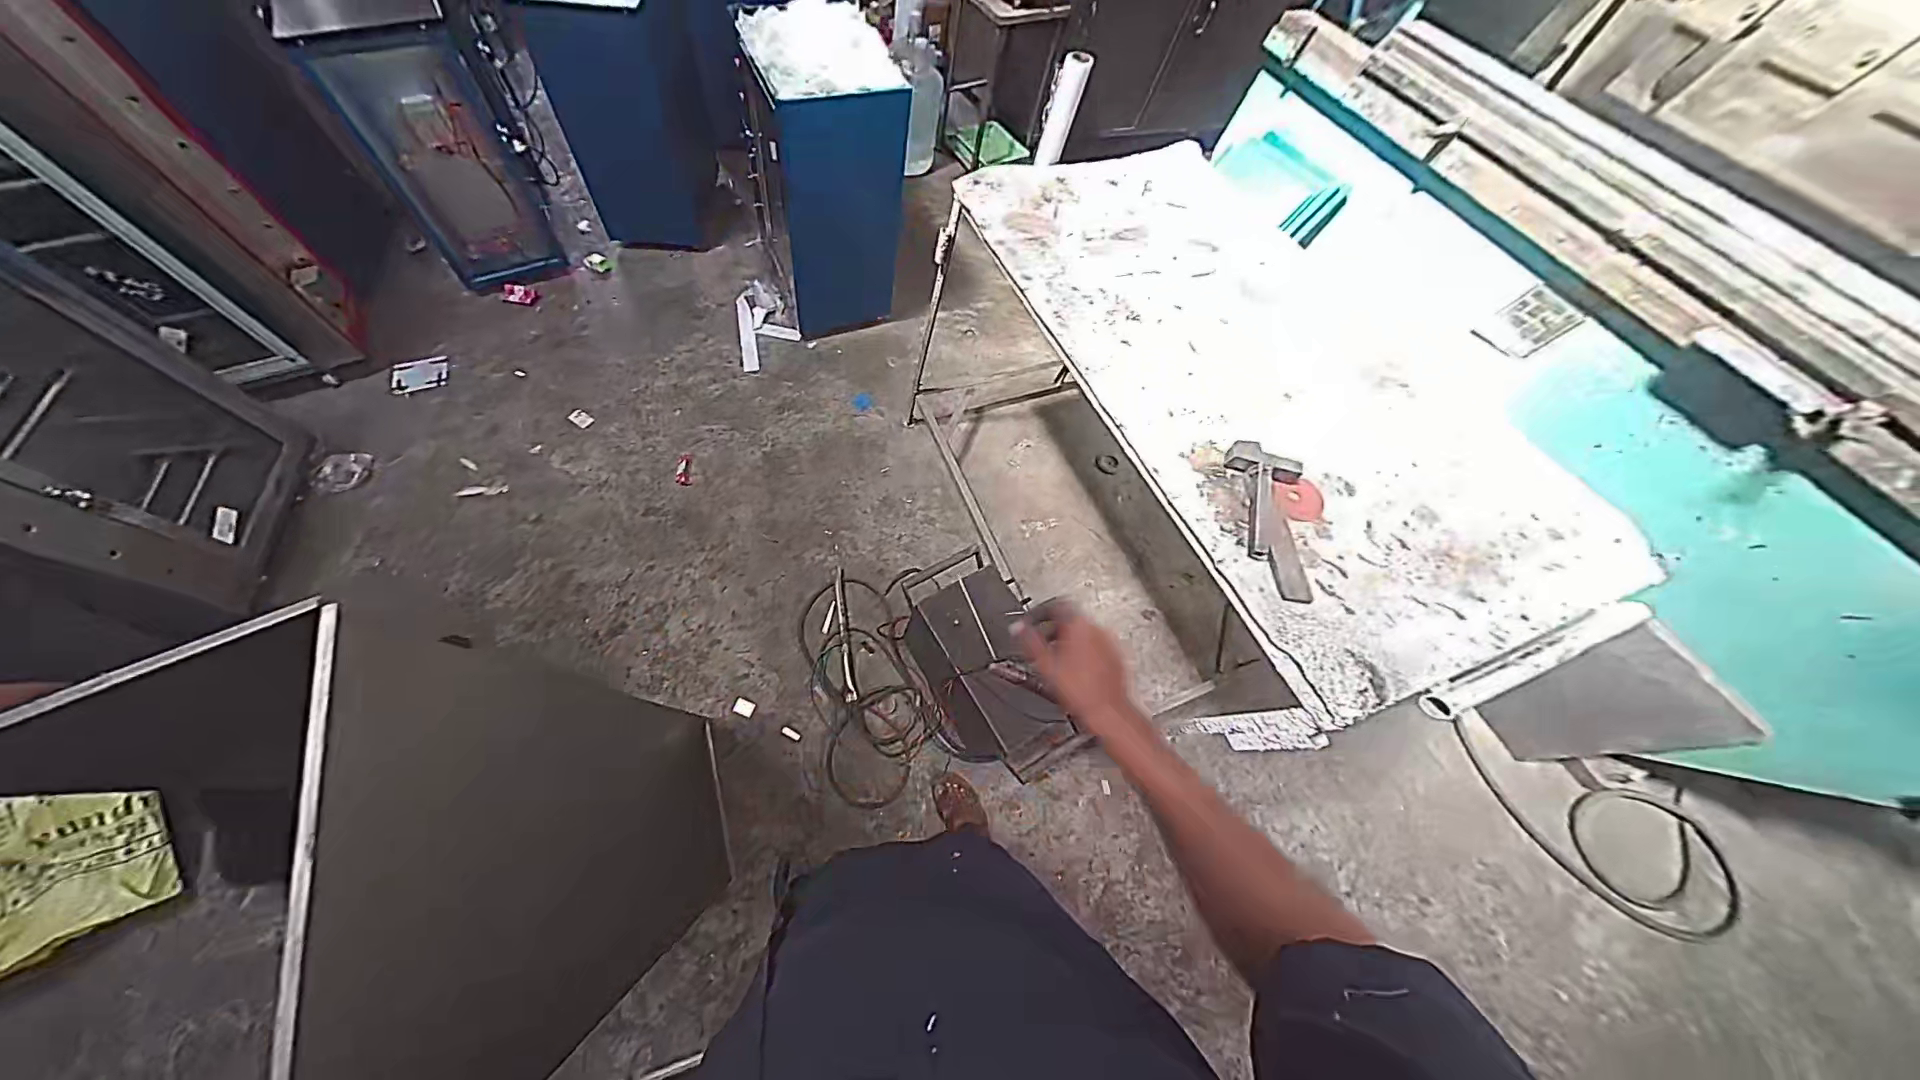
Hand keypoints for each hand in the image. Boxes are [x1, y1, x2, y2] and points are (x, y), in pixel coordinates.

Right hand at [1014, 602, 1153, 745]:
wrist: (1107, 713)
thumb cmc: (1080, 691)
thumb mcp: (1045, 664)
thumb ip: (1029, 641)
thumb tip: (1017, 628)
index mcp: (1078, 625)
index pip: (1056, 606)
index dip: (1040, 614)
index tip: (1032, 624)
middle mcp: (1096, 629)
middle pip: (1070, 620)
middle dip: (1054, 631)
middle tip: (1042, 646)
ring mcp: (1109, 642)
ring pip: (1083, 634)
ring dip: (1068, 642)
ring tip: (1057, 661)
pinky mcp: (1116, 657)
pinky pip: (1096, 647)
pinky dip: (1083, 653)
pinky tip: (1075, 671)